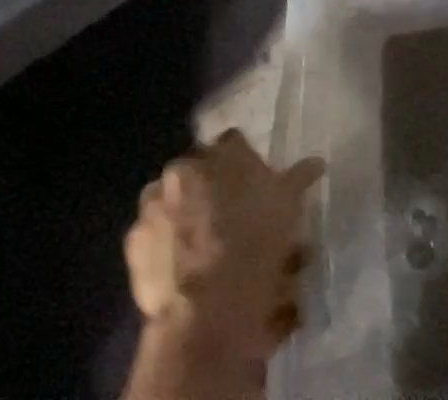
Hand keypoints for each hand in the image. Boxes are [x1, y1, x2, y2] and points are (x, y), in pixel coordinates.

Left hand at [124, 130, 325, 362]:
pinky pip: (155, 238)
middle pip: (199, 172)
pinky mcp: (132, 245)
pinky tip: (188, 266)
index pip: (234, 142)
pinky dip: (168, 246)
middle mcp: (181, 171)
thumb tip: (315, 162)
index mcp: (221, 154)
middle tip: (235, 214)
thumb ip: (299, 177)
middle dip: (213, 188)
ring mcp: (151, 208)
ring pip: (172, 203)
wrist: (208, 306)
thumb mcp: (290, 206)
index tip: (257, 180)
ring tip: (209, 245)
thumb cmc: (258, 242)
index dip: (246, 160)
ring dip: (187, 215)